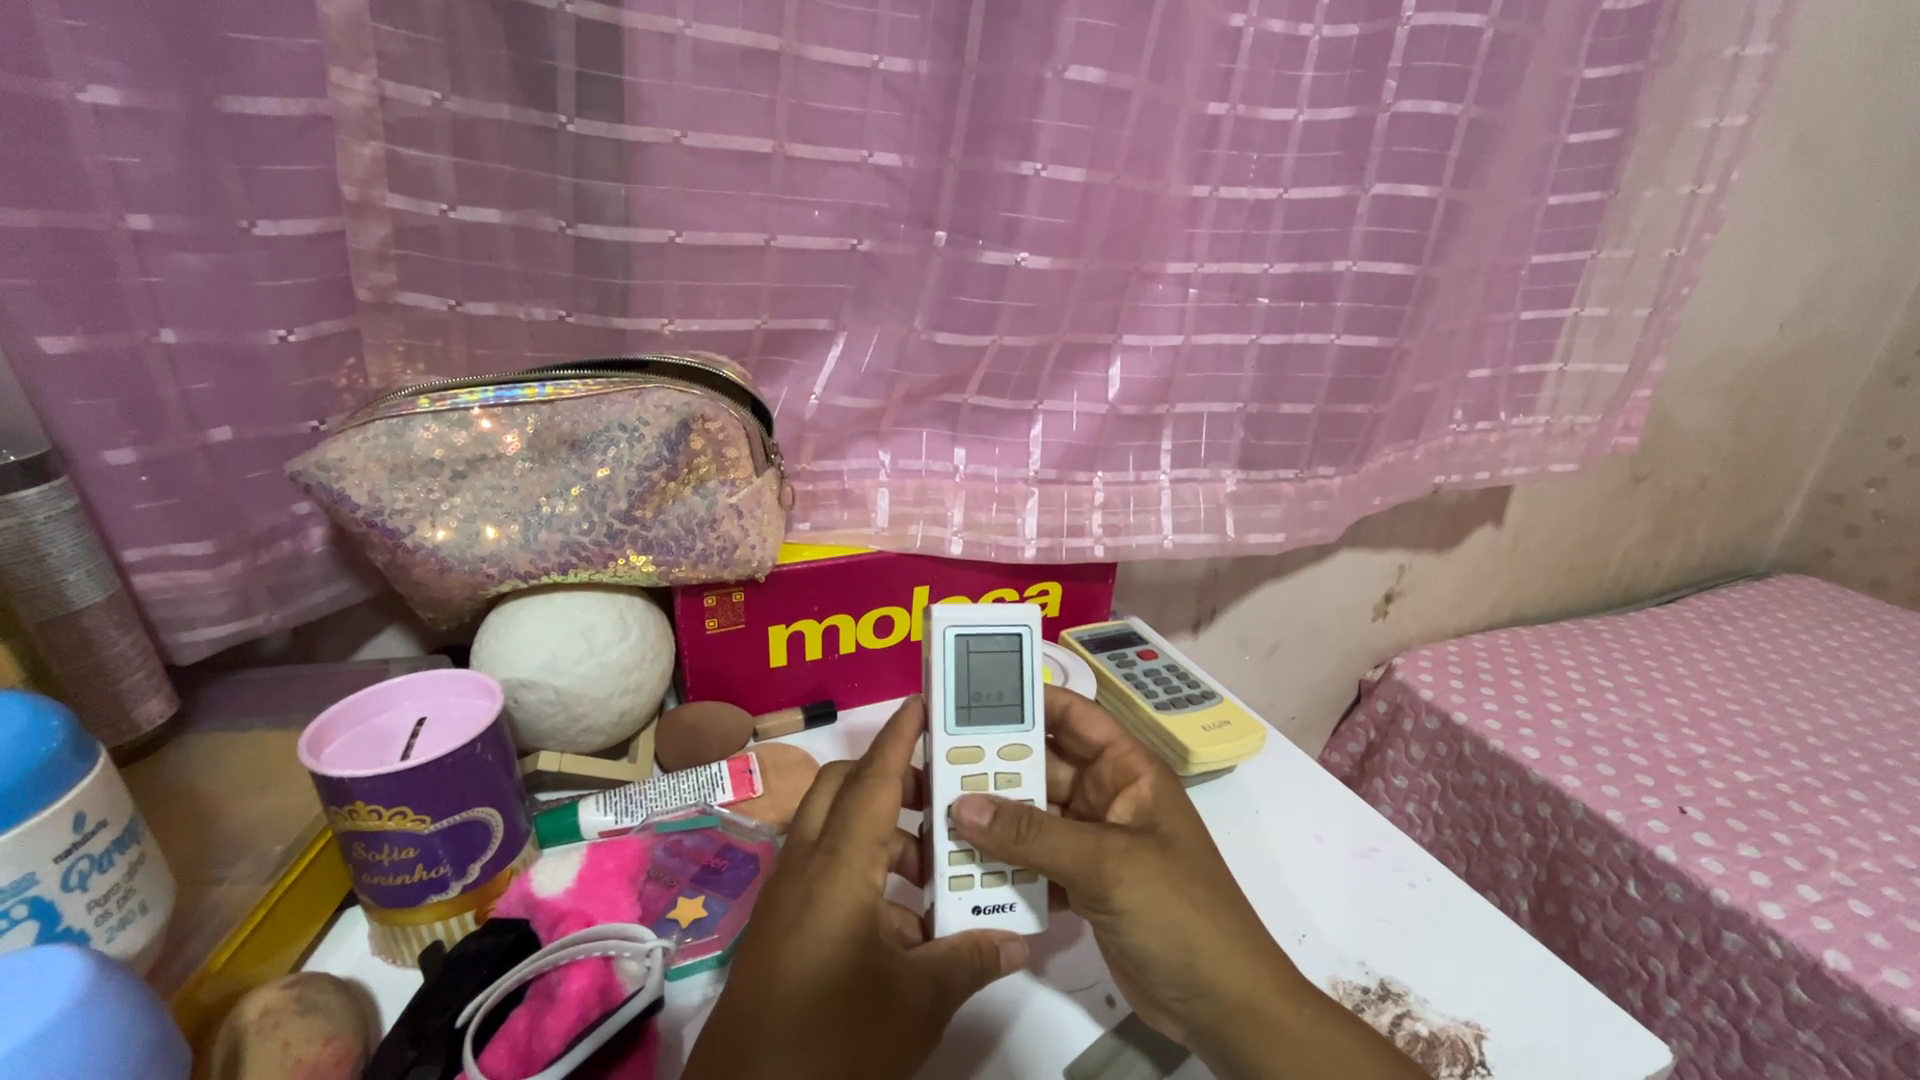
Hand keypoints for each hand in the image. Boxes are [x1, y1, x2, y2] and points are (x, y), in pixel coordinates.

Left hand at [683, 697, 1026, 1079]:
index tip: (922, 703)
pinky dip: (868, 879)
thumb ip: (969, 960)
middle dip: (892, 783)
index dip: (899, 737)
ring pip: (837, 835)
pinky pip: (828, 876)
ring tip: (939, 872)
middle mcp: (806, 867)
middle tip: (942, 798)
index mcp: (838, 867)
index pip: (872, 780)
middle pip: (843, 792)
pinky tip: (911, 928)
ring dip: (886, 840)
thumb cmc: (834, 1040)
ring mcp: (789, 898)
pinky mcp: (783, 929)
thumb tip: (1017, 941)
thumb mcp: (917, 1002)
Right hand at [952, 688, 1422, 1079]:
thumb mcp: (1106, 864)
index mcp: (1128, 770)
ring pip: (1033, 816)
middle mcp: (1109, 797)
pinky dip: (1004, 862)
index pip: (1074, 716)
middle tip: (932, 760)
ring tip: (933, 809)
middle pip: (1043, 767)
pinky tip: (961, 863)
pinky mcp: (1084, 885)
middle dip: (994, 764)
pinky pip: (1034, 860)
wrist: (1222, 1003)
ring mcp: (1095, 843)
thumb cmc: (1179, 911)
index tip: (971, 698)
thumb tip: (961, 805)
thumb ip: (1031, 834)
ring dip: (992, 817)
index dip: (1029, 701)